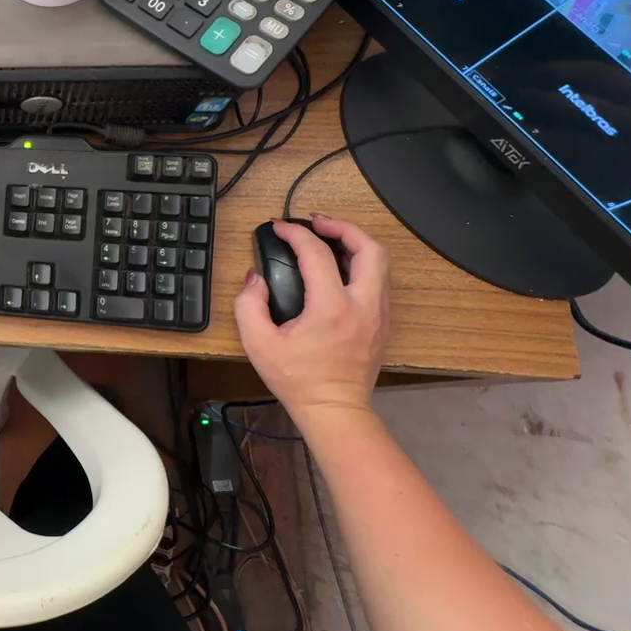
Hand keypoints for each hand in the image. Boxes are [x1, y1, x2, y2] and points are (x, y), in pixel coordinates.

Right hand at [234, 215, 389, 424]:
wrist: (333, 407)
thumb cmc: (296, 378)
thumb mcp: (257, 342)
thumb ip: (249, 304)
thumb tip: (256, 279)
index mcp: (331, 308)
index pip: (317, 254)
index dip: (295, 234)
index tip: (278, 227)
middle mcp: (362, 306)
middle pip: (369, 249)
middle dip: (344, 228)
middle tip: (317, 223)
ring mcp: (377, 314)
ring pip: (380, 263)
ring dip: (356, 244)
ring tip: (329, 239)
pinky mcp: (381, 322)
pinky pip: (378, 281)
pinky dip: (361, 264)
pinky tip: (339, 267)